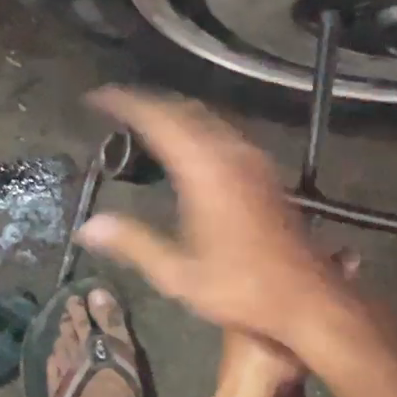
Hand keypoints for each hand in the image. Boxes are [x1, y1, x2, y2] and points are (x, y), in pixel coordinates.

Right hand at [74, 87, 357, 345]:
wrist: (307, 298)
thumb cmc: (242, 289)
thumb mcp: (178, 275)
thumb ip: (134, 244)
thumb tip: (88, 228)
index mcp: (205, 172)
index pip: (160, 119)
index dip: (126, 103)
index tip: (99, 98)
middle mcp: (231, 156)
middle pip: (185, 111)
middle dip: (150, 104)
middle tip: (118, 109)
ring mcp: (253, 162)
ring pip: (208, 120)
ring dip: (176, 115)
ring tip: (146, 122)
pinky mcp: (266, 174)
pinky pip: (225, 135)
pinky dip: (199, 129)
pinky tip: (189, 148)